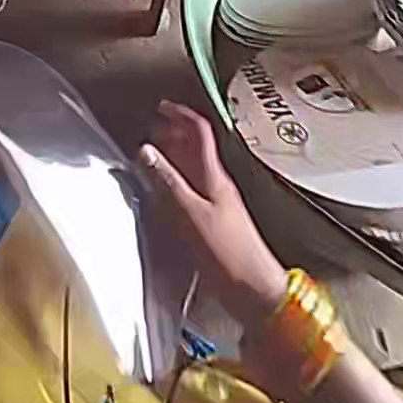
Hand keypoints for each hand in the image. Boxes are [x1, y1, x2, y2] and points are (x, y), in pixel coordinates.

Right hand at [139, 101, 291, 325]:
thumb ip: (167, 182)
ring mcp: (216, 201)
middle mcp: (216, 183)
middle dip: (172, 132)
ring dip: (172, 154)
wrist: (257, 295)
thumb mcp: (190, 215)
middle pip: (195, 145)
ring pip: (192, 165)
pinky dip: (174, 178)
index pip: (199, 131)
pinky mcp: (213, 219)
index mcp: (213, 176)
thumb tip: (145, 151)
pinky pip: (191, 186)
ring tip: (151, 153)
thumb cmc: (228, 255)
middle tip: (150, 129)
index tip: (160, 107)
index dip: (180, 114)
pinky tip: (162, 188)